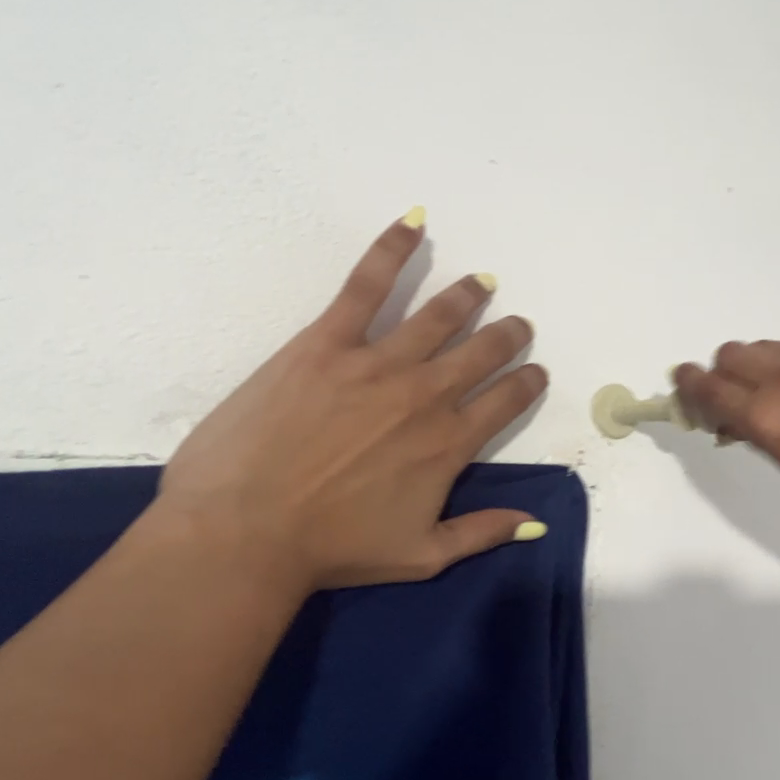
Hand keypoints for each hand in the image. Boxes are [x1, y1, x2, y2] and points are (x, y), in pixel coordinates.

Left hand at [156, 210, 547, 591]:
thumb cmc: (333, 549)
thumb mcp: (422, 555)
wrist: (243, 531)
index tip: (535, 373)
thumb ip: (483, 532)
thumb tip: (537, 523)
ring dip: (468, 296)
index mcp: (450, 444)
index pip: (507, 400)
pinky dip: (393, 250)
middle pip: (483, 352)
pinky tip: (414, 223)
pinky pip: (367, 285)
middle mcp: (426, 395)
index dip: (527, 382)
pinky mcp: (326, 342)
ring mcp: (377, 363)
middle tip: (516, 325)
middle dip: (508, 335)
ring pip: (439, 315)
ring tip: (483, 282)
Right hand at [674, 342, 779, 541]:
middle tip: (734, 401)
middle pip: (731, 354)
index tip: (683, 386)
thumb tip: (737, 420)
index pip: (709, 387)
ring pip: (768, 347)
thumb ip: (760, 436)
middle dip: (722, 374)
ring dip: (758, 367)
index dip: (690, 386)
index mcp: (769, 414)